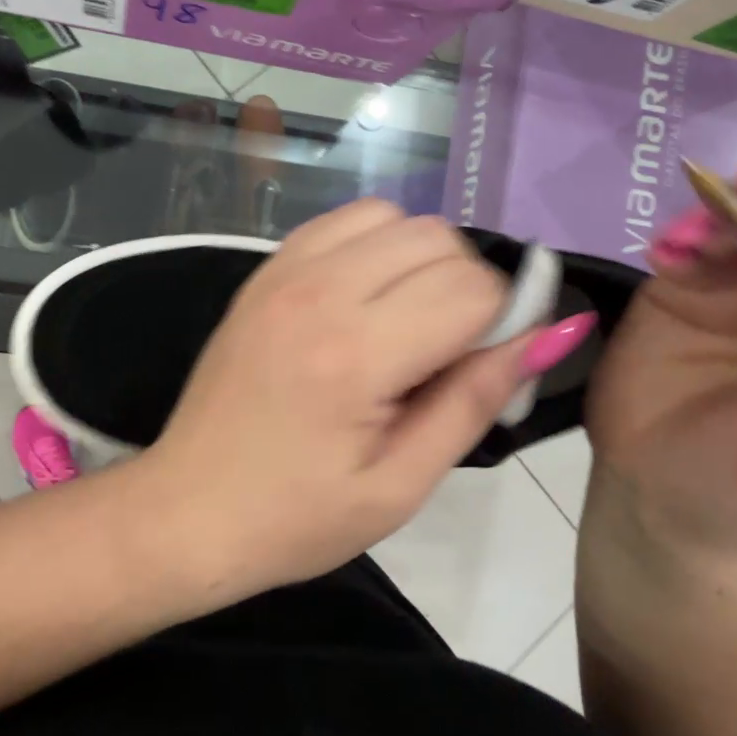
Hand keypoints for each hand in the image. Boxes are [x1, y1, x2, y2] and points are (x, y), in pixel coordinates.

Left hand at [134, 199, 595, 596]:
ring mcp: (282, 274)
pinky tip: (364, 299)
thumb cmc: (297, 518)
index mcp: (355, 353)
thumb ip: (474, 400)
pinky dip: (371, 244)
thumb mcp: (400, 485)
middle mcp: (317, 292)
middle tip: (446, 353)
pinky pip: (339, 222)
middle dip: (466, 287)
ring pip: (392, 217)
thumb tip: (547, 334)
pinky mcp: (262, 273)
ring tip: (406, 323)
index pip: (472, 288)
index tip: (484, 368)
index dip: (502, 323)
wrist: (189, 510)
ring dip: (420, 258)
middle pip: (437, 238)